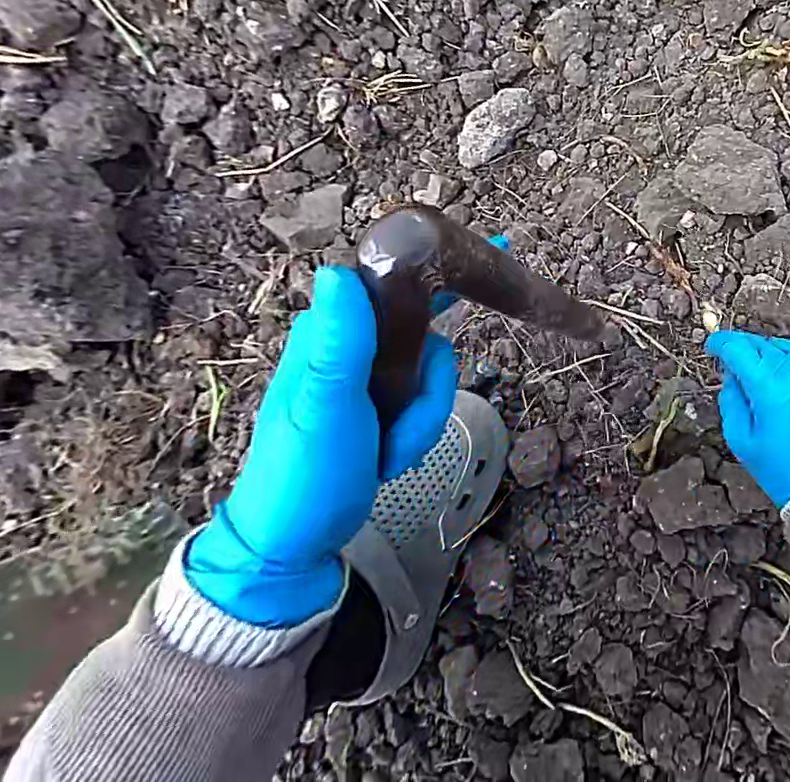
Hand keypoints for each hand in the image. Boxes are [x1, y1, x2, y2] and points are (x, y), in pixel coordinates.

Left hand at [185, 266, 459, 626]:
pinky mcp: (386, 403)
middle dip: (429, 385)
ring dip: (423, 416)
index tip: (493, 250)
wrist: (296, 540)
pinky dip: (420, 428)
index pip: (391, 282)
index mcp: (332, 335)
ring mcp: (371, 377)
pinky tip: (391, 455)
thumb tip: (340, 271)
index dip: (439, 270)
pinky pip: (429, 399)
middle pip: (427, 333)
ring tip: (387, 450)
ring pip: (436, 372)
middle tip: (407, 418)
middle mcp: (353, 347)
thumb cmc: (304, 472)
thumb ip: (338, 341)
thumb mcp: (324, 407)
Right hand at [705, 329, 789, 505]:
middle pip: (765, 346)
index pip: (739, 348)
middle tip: (738, 363)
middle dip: (748, 350)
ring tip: (768, 383)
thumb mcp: (744, 443)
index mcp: (769, 386)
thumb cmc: (788, 472)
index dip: (723, 343)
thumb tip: (731, 378)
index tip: (715, 345)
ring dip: (775, 362)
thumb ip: (732, 403)